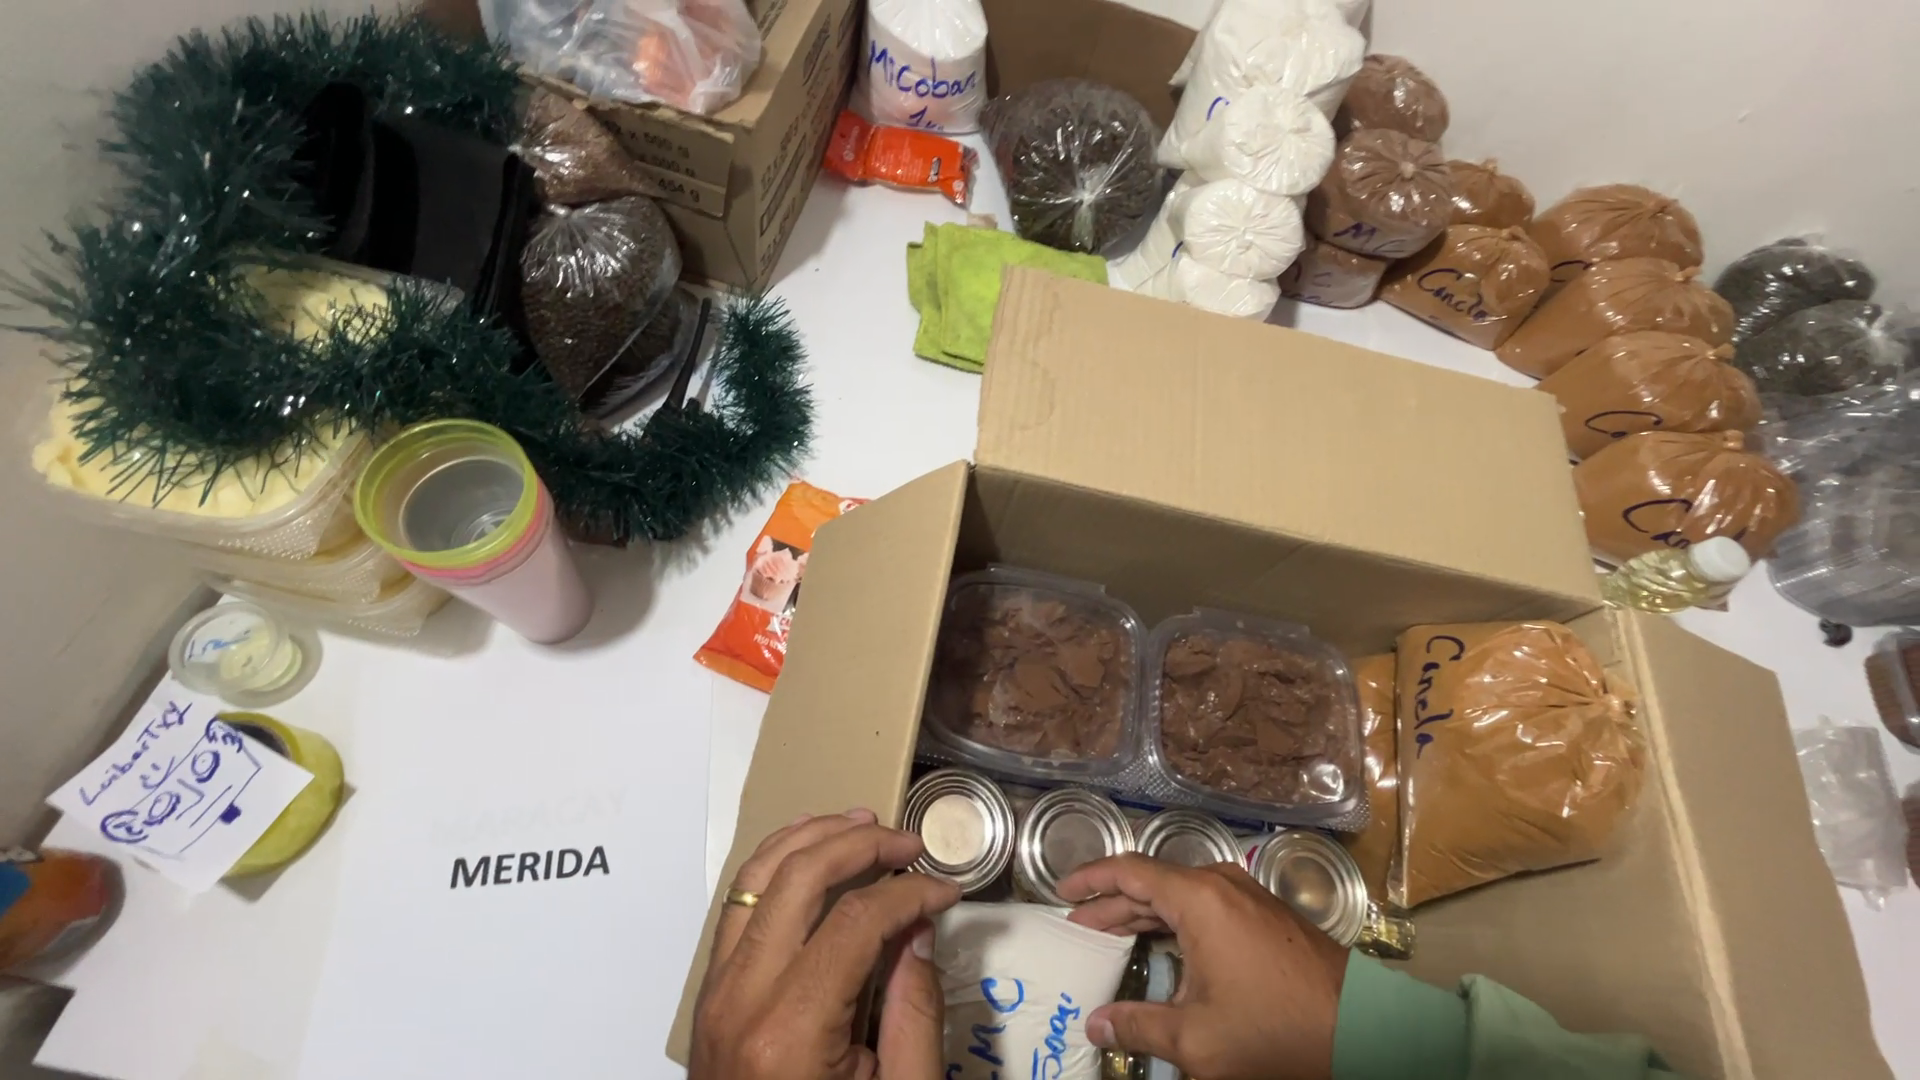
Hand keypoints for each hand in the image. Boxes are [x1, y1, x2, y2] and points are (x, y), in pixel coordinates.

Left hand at [691, 809, 963, 1079]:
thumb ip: (914, 1008)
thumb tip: (916, 924)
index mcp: (787, 1033)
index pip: (856, 920)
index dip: (909, 892)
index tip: (946, 888)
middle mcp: (739, 998)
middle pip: (800, 877)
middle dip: (861, 843)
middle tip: (908, 842)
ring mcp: (715, 991)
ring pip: (758, 874)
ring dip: (813, 837)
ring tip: (863, 824)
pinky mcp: (710, 992)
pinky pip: (739, 903)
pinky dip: (775, 861)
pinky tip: (808, 845)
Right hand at [1058, 855, 1348, 1079]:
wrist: (1365, 1031)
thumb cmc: (1274, 1028)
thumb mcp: (1198, 1038)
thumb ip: (1139, 1025)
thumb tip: (1094, 1024)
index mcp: (1197, 896)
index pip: (1128, 871)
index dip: (1090, 879)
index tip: (1060, 892)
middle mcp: (1218, 882)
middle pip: (1150, 883)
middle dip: (1111, 904)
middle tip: (1078, 926)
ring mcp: (1245, 895)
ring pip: (1178, 895)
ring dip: (1142, 913)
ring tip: (1109, 934)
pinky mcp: (1263, 913)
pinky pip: (1204, 905)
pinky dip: (1173, 920)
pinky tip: (1162, 942)